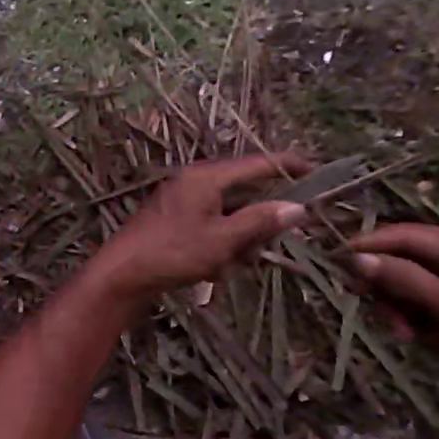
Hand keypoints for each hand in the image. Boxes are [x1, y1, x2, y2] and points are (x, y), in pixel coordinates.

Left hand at [88, 154, 311, 303]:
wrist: (121, 275)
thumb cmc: (172, 253)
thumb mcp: (222, 240)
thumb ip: (260, 221)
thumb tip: (297, 207)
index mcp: (207, 176)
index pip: (258, 163)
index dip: (289, 166)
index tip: (317, 171)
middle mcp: (195, 180)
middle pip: (245, 191)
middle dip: (258, 221)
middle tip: (261, 247)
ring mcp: (183, 199)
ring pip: (229, 213)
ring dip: (238, 240)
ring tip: (228, 265)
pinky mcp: (175, 219)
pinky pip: (211, 225)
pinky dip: (220, 245)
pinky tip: (213, 270)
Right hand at [348, 224, 438, 397]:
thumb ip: (403, 280)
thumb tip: (355, 258)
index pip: (401, 235)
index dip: (366, 247)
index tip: (332, 263)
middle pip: (404, 258)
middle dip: (386, 285)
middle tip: (383, 318)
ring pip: (412, 282)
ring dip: (400, 306)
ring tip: (405, 334)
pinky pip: (428, 300)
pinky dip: (417, 316)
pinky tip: (420, 336)